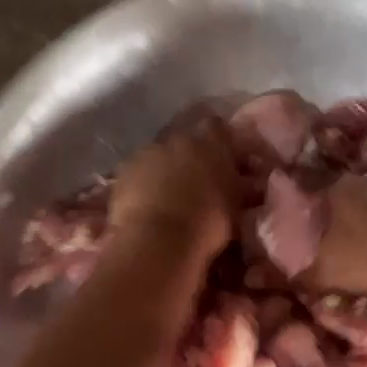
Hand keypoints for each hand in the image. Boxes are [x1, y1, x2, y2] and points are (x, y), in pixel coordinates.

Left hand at [108, 112, 237, 255]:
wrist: (158, 240)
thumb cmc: (207, 224)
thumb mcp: (235, 204)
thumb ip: (236, 183)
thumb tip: (243, 178)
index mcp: (211, 142)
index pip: (217, 125)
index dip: (218, 138)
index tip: (220, 153)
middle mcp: (179, 137)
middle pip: (184, 133)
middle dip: (189, 149)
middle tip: (194, 173)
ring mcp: (148, 151)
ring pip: (159, 151)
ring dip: (164, 164)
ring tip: (167, 191)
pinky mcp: (123, 169)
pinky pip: (138, 169)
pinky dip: (143, 180)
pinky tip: (147, 201)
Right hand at [308, 169, 366, 295]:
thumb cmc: (364, 260)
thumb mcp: (323, 273)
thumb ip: (302, 274)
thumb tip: (290, 278)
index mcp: (338, 189)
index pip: (318, 196)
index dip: (313, 217)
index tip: (312, 236)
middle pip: (348, 200)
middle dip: (343, 218)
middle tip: (338, 244)